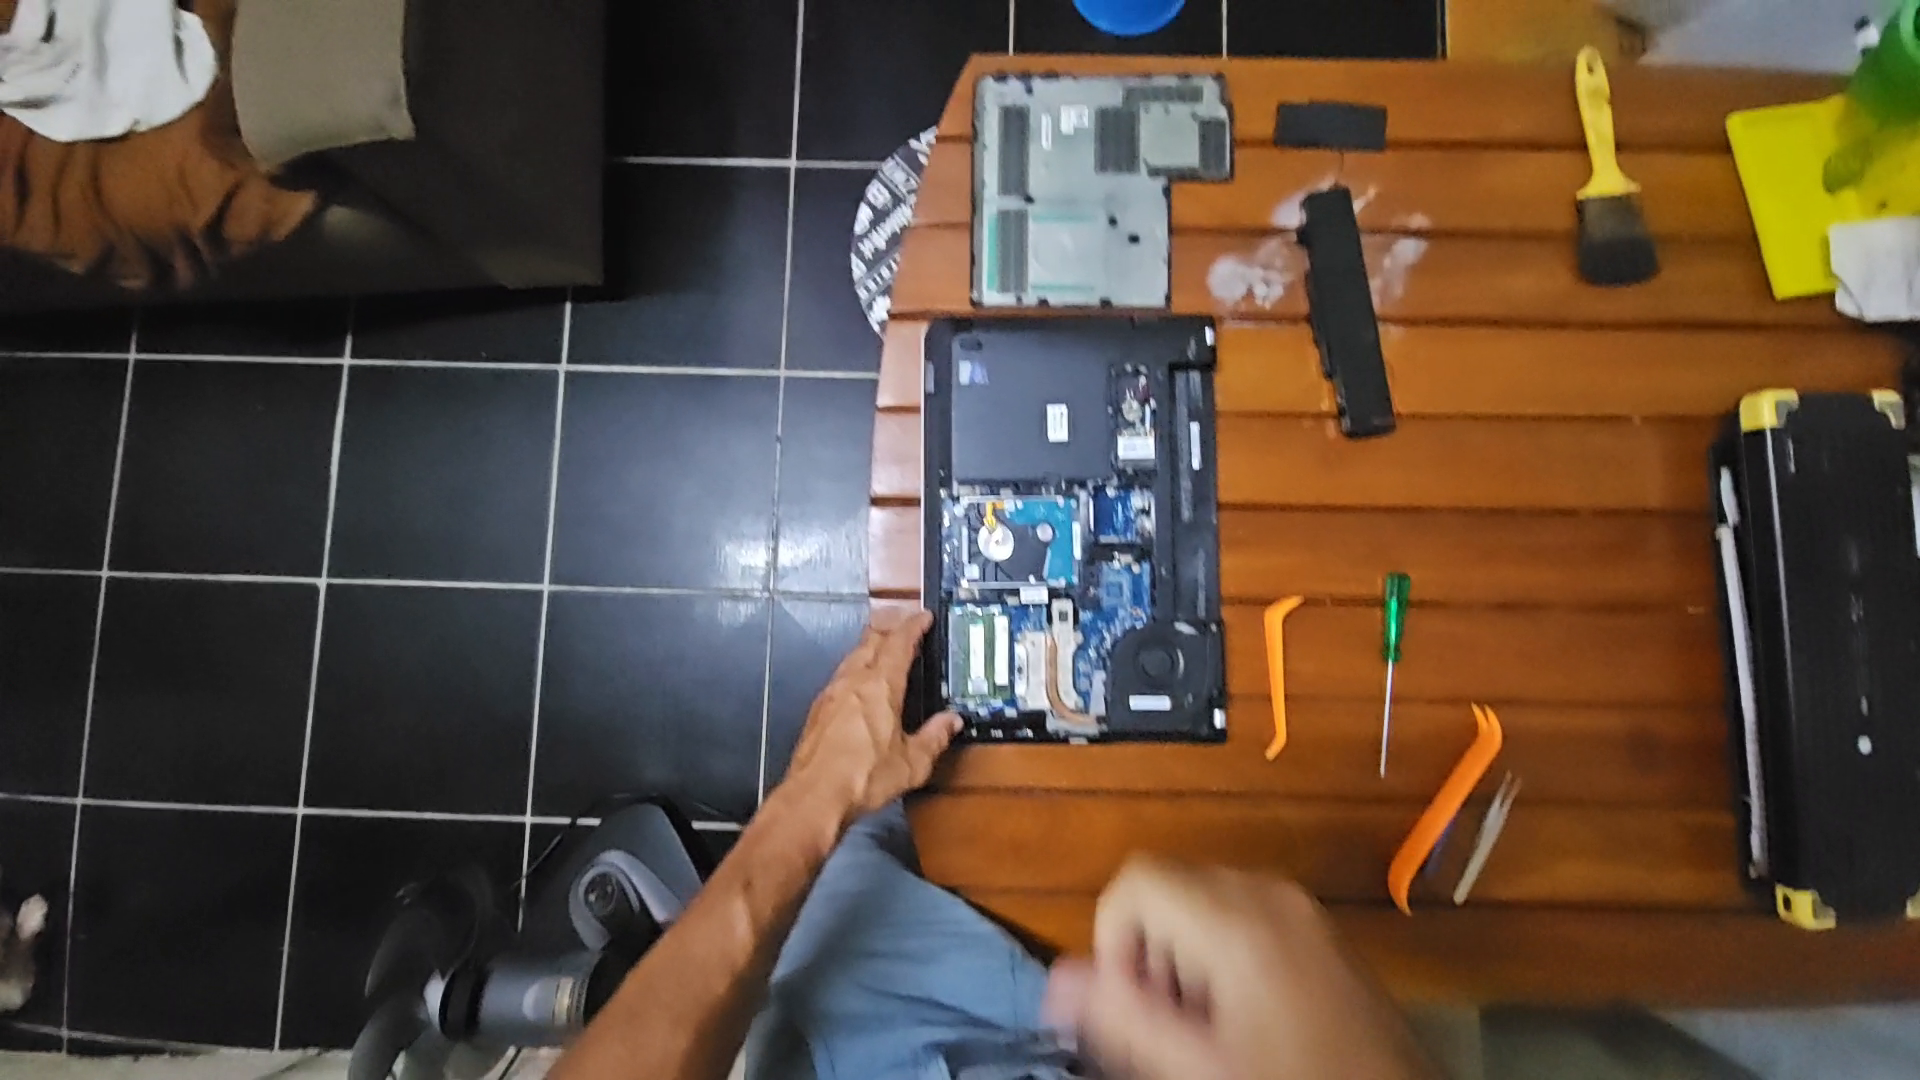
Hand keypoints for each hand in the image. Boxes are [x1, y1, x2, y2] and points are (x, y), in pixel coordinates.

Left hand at [780, 609, 961, 823]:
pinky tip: (860, 684)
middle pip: (871, 638)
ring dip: (871, 646)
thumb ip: (935, 737)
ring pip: (853, 655)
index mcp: (881, 685)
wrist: (814, 796)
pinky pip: (841, 675)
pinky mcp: (819, 709)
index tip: (924, 616)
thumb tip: (952, 721)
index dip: (913, 625)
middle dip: (890, 627)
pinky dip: (856, 668)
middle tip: (905, 626)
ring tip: (884, 650)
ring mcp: (832, 692)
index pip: (899, 642)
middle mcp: (854, 680)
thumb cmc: (865, 776)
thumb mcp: (912, 763)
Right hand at [1044, 857, 1436, 1079]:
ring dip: (1181, 958)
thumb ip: (1122, 1019)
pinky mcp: (1317, 928)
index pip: (1135, 881)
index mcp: (1236, 915)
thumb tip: (1056, 980)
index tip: (1137, 1010)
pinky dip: (1218, 956)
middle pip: (1165, 888)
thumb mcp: (1201, 1069)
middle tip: (1173, 1033)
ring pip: (1198, 901)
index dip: (1115, 942)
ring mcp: (1298, 907)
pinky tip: (1246, 1022)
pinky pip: (1239, 915)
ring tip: (1211, 1034)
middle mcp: (1266, 890)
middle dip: (1149, 954)